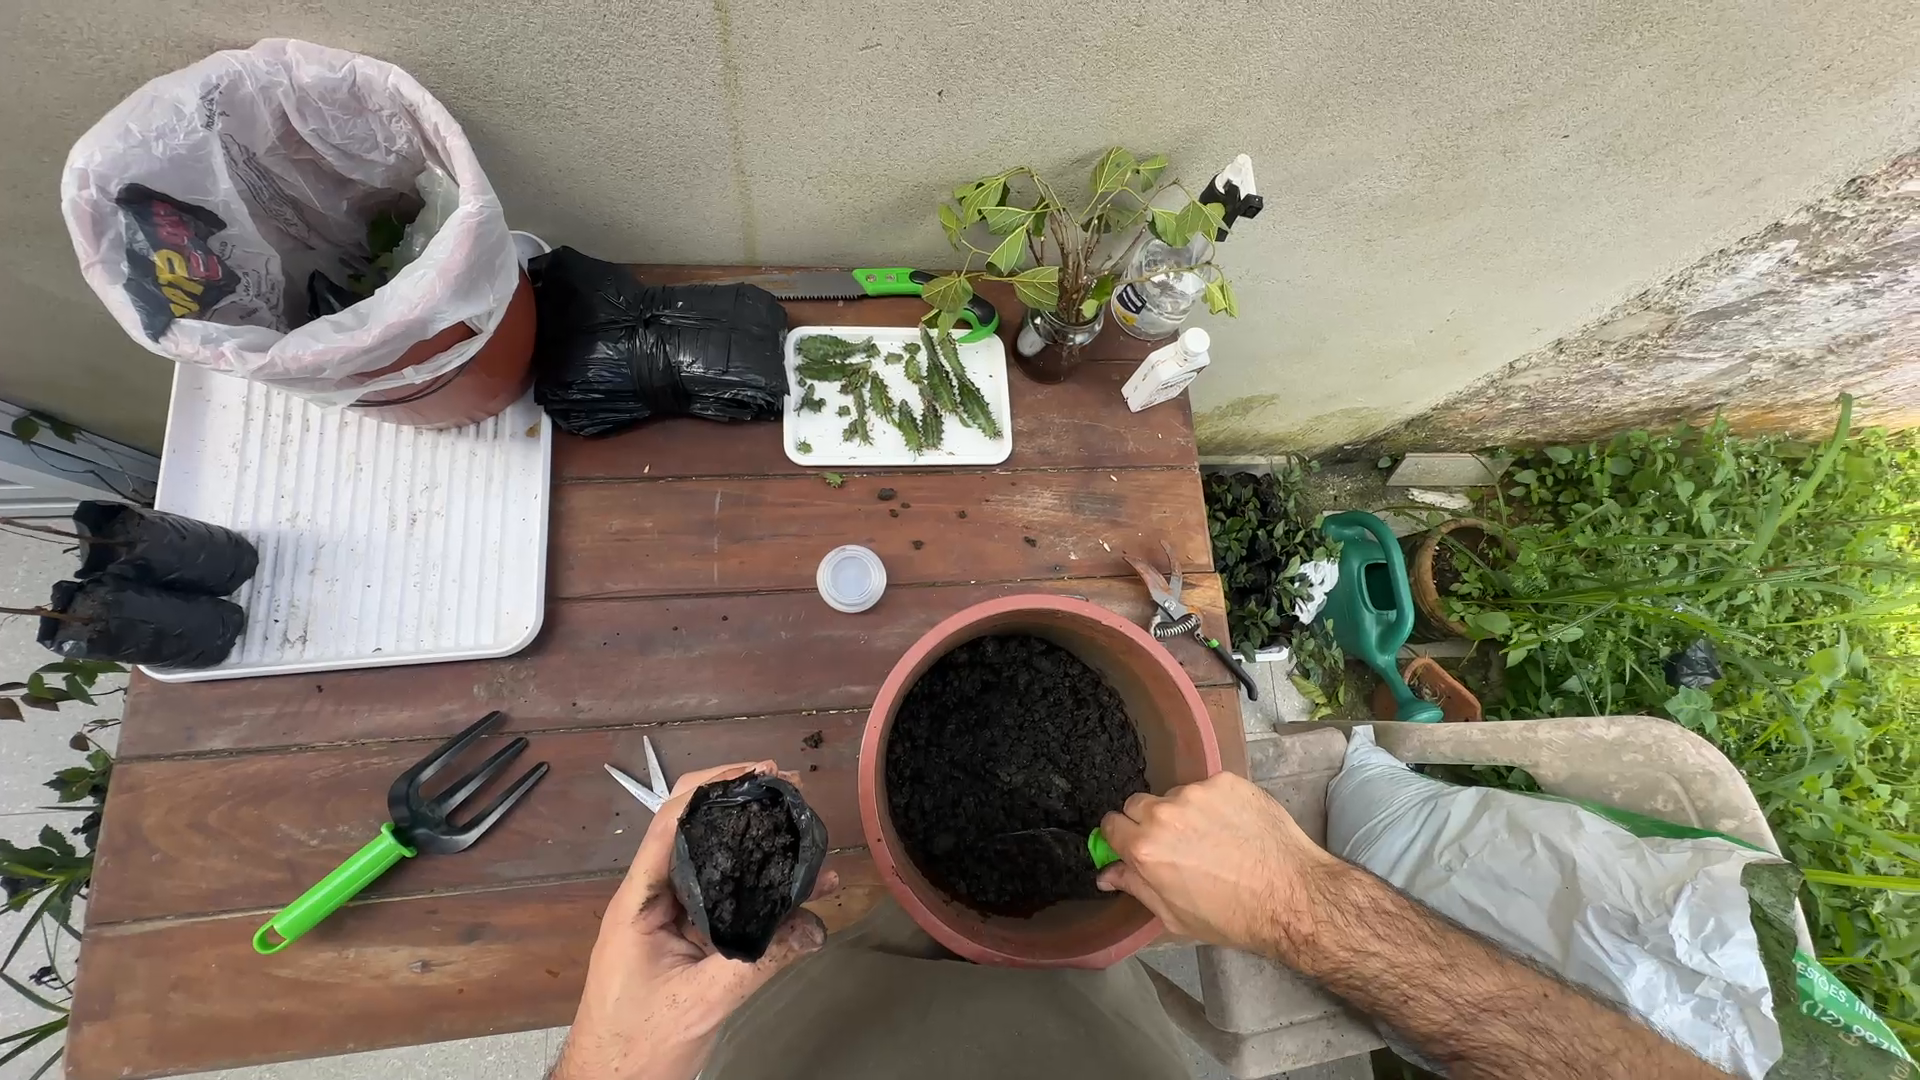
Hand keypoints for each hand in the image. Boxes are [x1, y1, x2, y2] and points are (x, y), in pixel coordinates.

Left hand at [553, 761, 839, 1079]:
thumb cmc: (634, 1050)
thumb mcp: (698, 1003)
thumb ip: (757, 961)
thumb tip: (816, 927)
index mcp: (642, 900)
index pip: (671, 821)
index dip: (714, 785)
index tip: (759, 772)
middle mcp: (659, 897)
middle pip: (698, 828)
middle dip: (743, 801)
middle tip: (790, 790)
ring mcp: (677, 917)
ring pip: (721, 862)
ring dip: (762, 844)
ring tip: (807, 831)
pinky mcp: (695, 939)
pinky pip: (735, 901)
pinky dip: (769, 890)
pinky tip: (808, 891)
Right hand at [1096, 771, 1336, 954]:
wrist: (1294, 897)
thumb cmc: (1234, 917)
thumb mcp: (1175, 916)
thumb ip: (1135, 887)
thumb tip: (1105, 874)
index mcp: (1145, 848)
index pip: (1110, 824)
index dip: (1120, 837)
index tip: (1134, 845)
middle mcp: (1164, 813)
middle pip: (1136, 804)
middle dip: (1147, 821)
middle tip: (1175, 843)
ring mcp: (1195, 793)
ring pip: (1173, 795)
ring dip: (1183, 812)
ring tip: (1213, 837)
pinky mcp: (1224, 781)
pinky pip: (1207, 788)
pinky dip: (1215, 803)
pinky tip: (1234, 826)